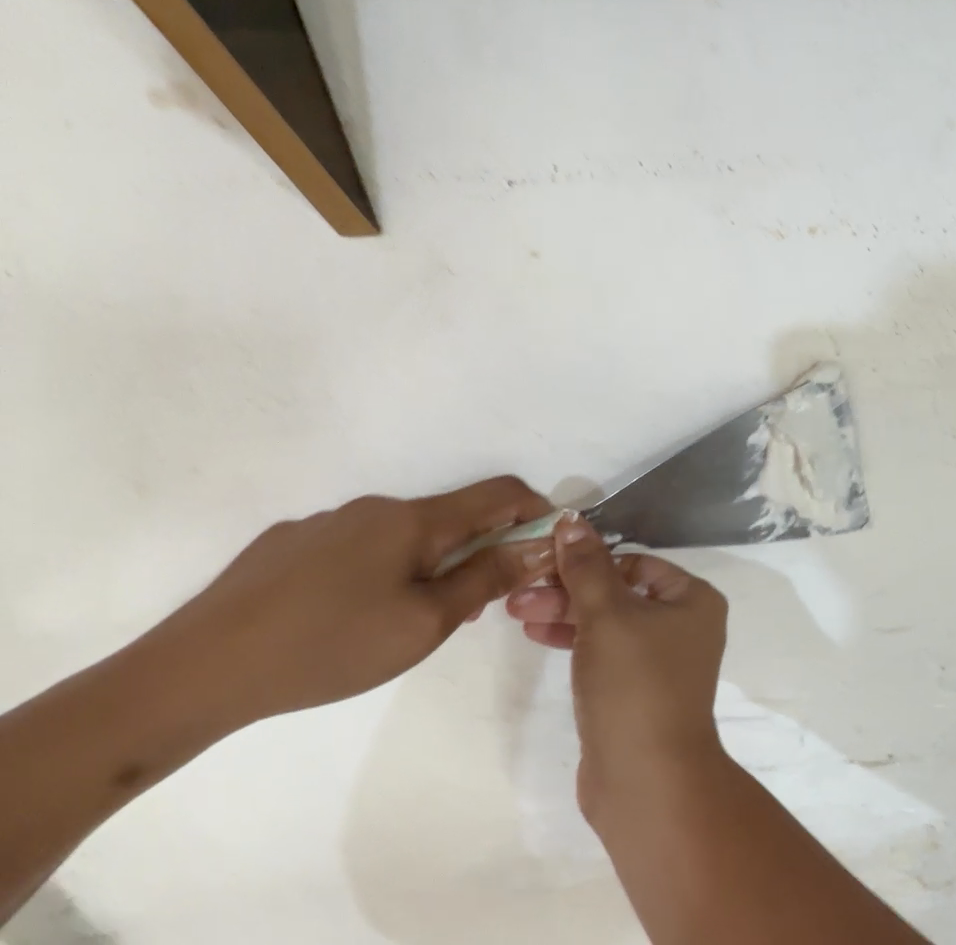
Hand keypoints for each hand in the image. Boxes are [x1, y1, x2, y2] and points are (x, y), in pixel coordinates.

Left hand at [144, 477, 555, 727]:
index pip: (500, 493)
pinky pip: (357, 549)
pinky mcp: (285, 548)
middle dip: (479, 551)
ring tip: (406, 623)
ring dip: (428, 566)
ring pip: (402, 536)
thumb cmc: (330, 647)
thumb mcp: (428, 622)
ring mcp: (323, 525)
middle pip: (451, 517)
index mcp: (413, 520)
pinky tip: (348, 620)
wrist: (195, 675)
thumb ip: (489, 577)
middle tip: (474, 609)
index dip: (536, 513)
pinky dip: (380, 572)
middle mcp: (372, 508)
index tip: (547, 550)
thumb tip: (540, 544)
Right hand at [503, 518, 728, 818]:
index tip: (540, 564)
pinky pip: (606, 652)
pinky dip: (576, 641)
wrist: (647, 774)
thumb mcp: (608, 615)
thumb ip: (587, 567)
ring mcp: (664, 661)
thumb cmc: (635, 683)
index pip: (637, 564)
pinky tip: (539, 635)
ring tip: (516, 613)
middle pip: (621, 592)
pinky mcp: (639, 691)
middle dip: (570, 589)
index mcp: (694, 600)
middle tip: (518, 594)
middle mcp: (687, 625)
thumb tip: (571, 519)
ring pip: (610, 623)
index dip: (589, 561)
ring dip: (566, 613)